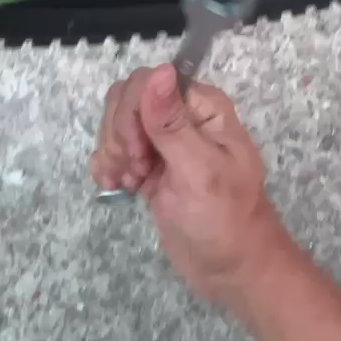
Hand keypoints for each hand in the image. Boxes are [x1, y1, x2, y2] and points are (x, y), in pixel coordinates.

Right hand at [91, 65, 298, 308]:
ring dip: (112, 150)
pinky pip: (115, 148)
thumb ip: (172, 122)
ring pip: (117, 121)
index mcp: (202, 105)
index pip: (148, 82)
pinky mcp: (150, 164)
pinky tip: (117, 186)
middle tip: (135, 170)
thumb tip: (159, 70)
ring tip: (128, 180)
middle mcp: (183, 115)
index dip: (134, 113)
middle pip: (127, 98)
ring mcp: (164, 140)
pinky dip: (108, 165)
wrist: (231, 270)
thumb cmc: (224, 219)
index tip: (140, 154)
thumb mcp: (199, 170)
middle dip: (119, 133)